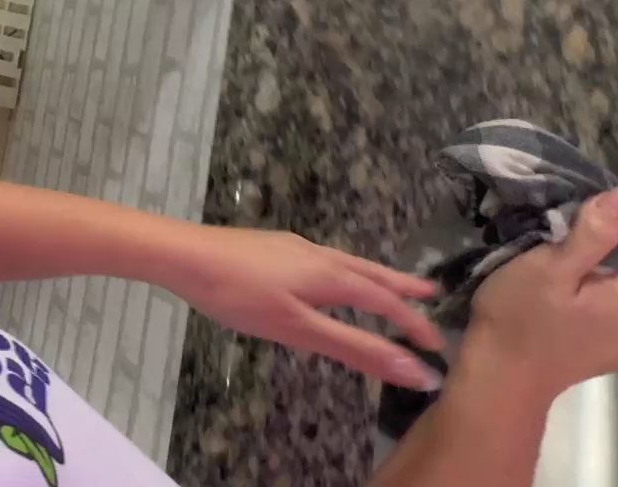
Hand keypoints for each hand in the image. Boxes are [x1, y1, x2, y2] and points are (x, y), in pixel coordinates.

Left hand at [161, 225, 444, 390]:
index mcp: (328, 274)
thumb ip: (356, 348)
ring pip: (340, 260)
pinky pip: (316, 257)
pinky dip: (338, 269)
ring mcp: (285, 245)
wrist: (179, 253)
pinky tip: (322, 274)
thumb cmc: (236, 294)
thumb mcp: (297, 328)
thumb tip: (422, 371)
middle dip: (398, 284)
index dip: (412, 323)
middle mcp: (312, 253)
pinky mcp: (262, 245)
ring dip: (368, 274)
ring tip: (386, 282)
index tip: (438, 346)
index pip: (383, 300)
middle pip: (365, 271)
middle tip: (430, 292)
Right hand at [466, 185, 617, 399]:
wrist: (507, 370)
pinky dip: (593, 293)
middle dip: (587, 253)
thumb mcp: (547, 267)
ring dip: (589, 272)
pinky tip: (561, 300)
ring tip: (546, 279)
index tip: (545, 240)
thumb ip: (592, 232)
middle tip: (540, 261)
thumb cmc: (520, 315)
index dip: (584, 231)